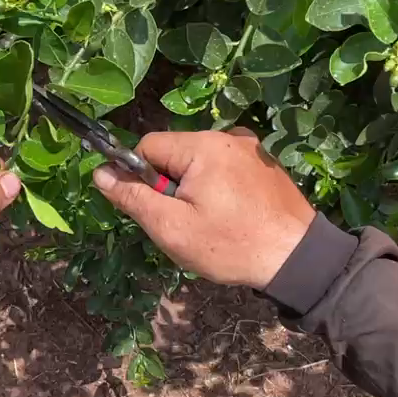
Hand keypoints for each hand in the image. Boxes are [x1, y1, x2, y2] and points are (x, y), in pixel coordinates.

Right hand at [92, 129, 315, 288]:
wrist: (298, 259)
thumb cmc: (230, 244)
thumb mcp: (171, 227)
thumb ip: (133, 197)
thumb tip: (100, 173)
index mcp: (203, 146)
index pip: (148, 146)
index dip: (140, 177)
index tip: (154, 208)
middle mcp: (228, 137)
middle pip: (174, 154)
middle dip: (169, 186)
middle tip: (183, 223)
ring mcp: (251, 149)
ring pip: (199, 163)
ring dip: (193, 189)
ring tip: (210, 224)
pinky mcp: (265, 165)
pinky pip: (224, 169)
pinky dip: (217, 190)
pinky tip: (230, 217)